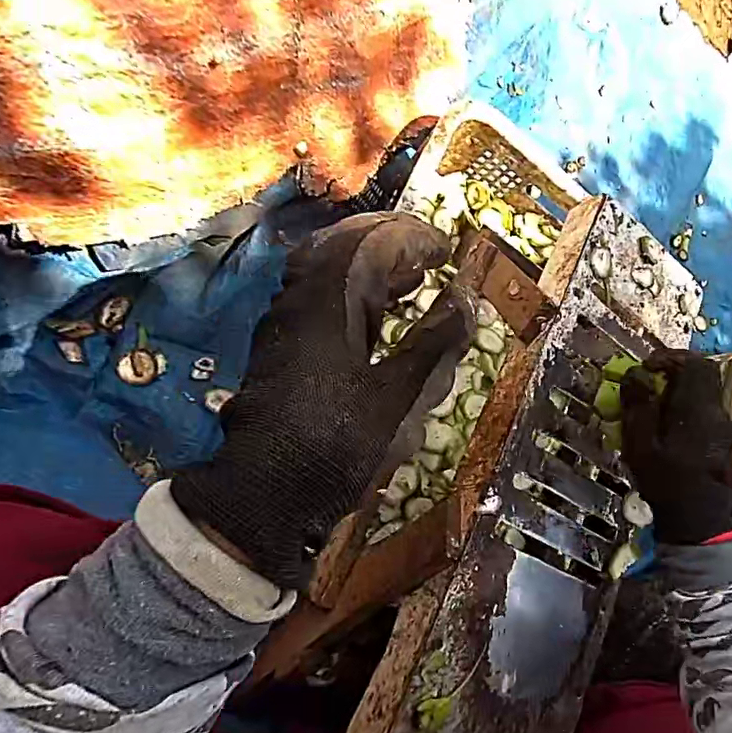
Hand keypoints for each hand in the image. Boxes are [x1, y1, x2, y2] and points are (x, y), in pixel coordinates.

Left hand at [172, 213, 473, 590]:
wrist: (267, 492)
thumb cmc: (336, 441)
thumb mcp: (396, 394)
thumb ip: (432, 343)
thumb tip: (464, 302)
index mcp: (328, 301)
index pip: (371, 242)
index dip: (414, 240)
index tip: (447, 250)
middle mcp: (301, 300)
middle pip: (343, 247)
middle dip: (390, 244)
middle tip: (429, 257)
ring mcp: (287, 324)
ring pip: (329, 274)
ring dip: (372, 270)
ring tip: (413, 281)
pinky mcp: (285, 349)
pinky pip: (322, 302)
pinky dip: (356, 297)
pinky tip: (379, 319)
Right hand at [620, 350, 731, 544]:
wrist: (697, 520)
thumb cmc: (665, 483)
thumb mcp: (641, 445)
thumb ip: (638, 406)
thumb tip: (635, 374)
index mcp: (696, 410)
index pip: (693, 364)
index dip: (669, 357)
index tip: (646, 367)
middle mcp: (715, 412)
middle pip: (703, 372)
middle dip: (676, 368)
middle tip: (651, 378)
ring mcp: (721, 424)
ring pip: (705, 388)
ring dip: (681, 385)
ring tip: (656, 399)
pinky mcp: (721, 436)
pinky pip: (705, 405)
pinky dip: (687, 401)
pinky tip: (669, 419)